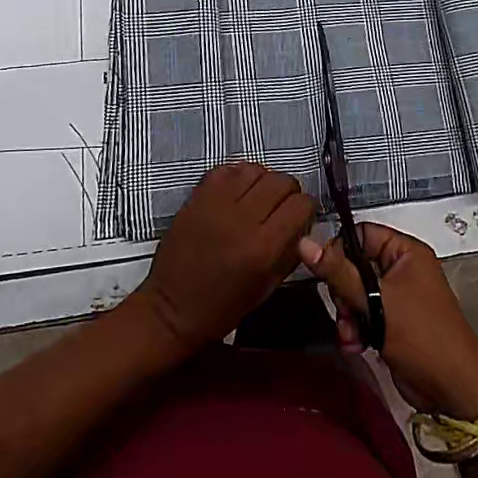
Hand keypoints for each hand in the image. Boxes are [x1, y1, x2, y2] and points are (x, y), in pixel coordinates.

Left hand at [127, 162, 316, 355]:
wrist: (172, 308)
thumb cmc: (223, 307)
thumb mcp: (268, 286)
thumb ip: (291, 250)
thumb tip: (304, 224)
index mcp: (264, 247)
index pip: (301, 204)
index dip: (306, 209)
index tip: (301, 217)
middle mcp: (243, 219)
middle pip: (281, 181)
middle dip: (288, 192)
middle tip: (281, 207)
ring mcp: (217, 203)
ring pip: (255, 169)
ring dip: (263, 181)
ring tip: (258, 197)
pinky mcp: (197, 196)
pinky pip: (227, 169)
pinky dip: (237, 176)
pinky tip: (237, 192)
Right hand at [300, 223, 477, 419]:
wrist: (452, 391)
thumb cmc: (421, 337)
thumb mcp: (376, 302)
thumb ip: (338, 272)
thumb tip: (305, 242)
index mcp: (406, 252)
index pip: (362, 234)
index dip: (340, 249)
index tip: (326, 272)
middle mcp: (402, 269)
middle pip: (355, 266)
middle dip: (344, 293)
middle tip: (346, 310)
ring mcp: (398, 297)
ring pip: (356, 294)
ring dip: (348, 316)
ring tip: (351, 335)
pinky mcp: (393, 322)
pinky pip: (364, 315)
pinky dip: (356, 329)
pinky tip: (355, 346)